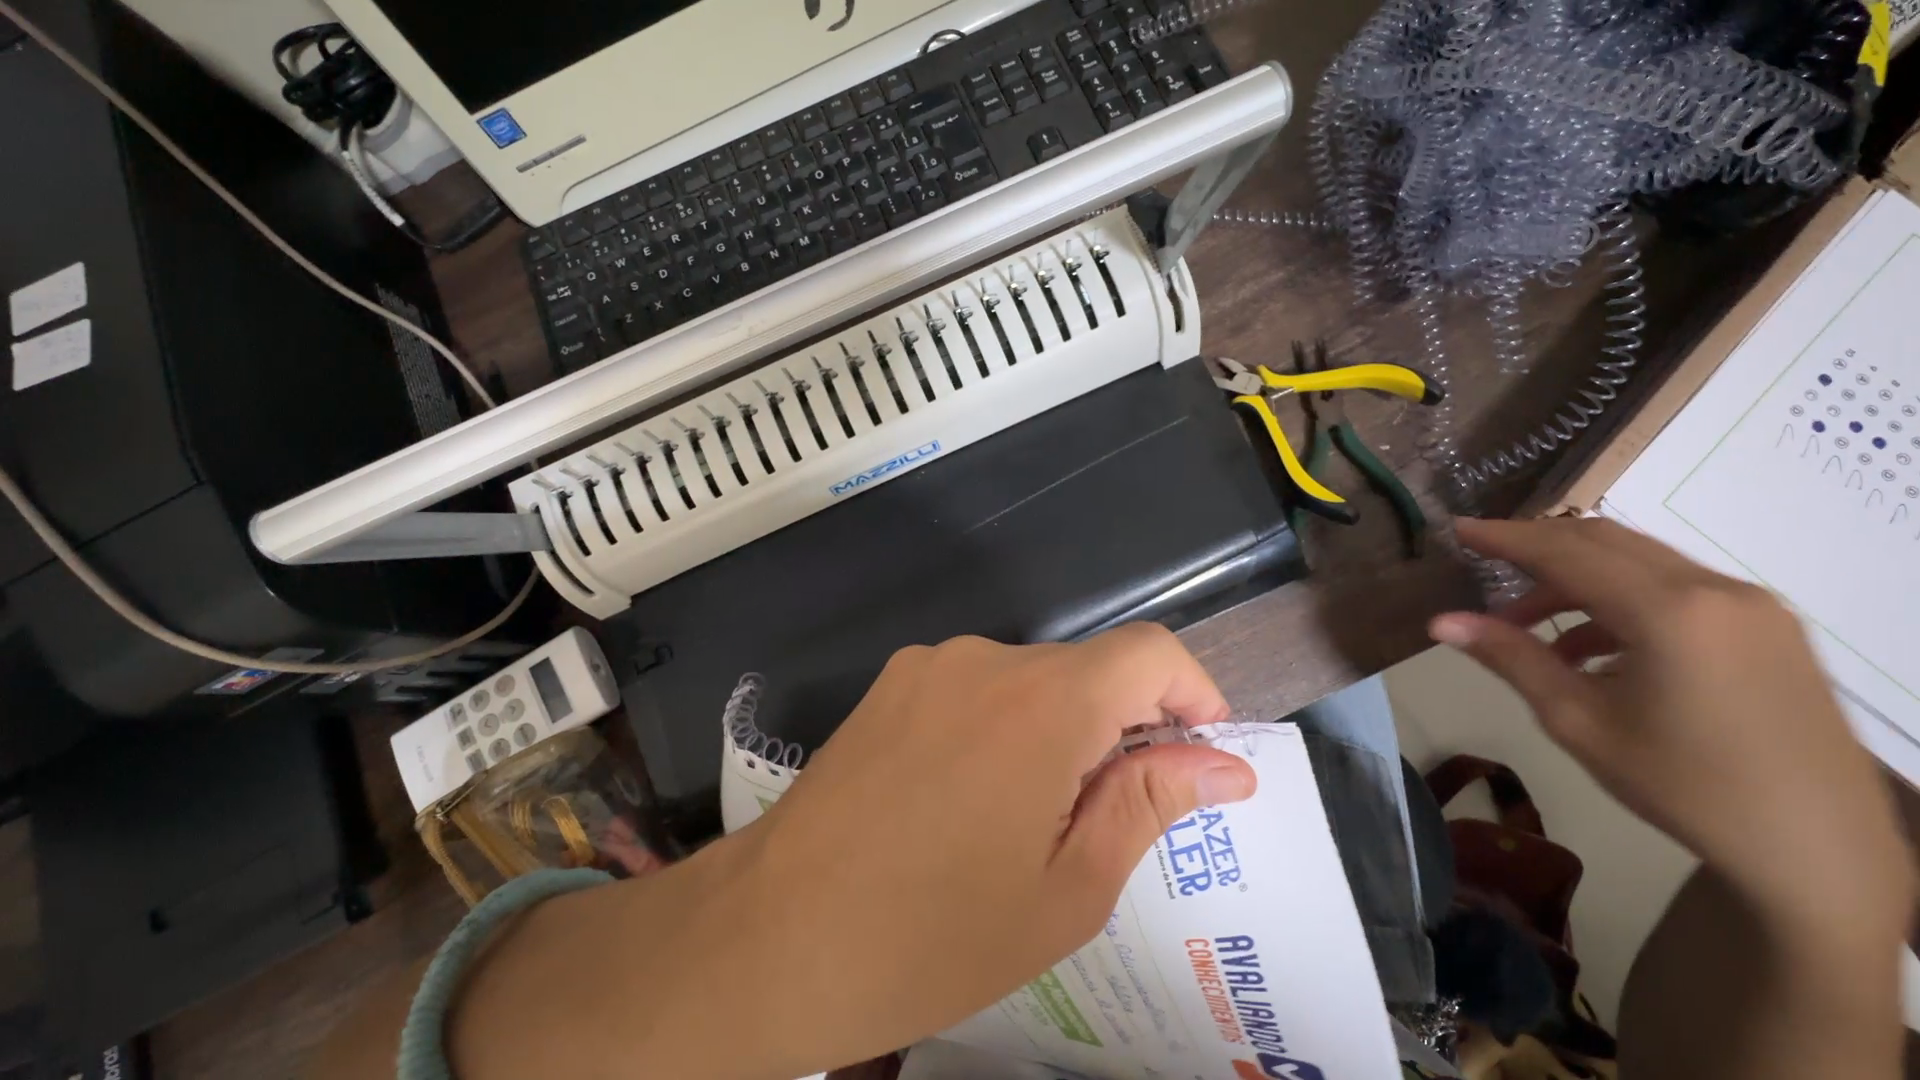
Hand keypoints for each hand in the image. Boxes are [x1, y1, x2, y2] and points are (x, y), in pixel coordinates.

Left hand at [734, 625, 1257, 1071]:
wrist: (770, 936)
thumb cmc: (932, 935)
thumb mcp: (1066, 889)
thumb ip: (1149, 805)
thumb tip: (1224, 763)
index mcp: (1041, 703)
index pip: (1150, 653)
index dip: (1191, 695)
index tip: (1198, 760)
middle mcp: (984, 661)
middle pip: (1088, 669)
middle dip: (1123, 729)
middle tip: (1113, 822)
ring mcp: (926, 668)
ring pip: (1031, 681)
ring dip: (1059, 733)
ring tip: (1033, 826)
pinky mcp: (888, 688)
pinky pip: (975, 691)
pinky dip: (1004, 729)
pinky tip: (973, 803)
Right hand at [1430, 517, 1909, 929]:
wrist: (1818, 846)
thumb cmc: (1685, 786)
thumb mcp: (1580, 722)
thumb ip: (1512, 659)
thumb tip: (1442, 622)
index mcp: (1669, 612)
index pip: (1568, 553)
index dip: (1507, 537)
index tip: (1460, 530)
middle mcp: (1717, 590)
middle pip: (1607, 543)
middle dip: (1540, 549)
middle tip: (1486, 564)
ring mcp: (1753, 605)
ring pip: (1643, 564)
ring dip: (1579, 579)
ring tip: (1528, 625)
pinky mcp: (1771, 627)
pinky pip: (1679, 589)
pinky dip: (1624, 600)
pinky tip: (1593, 649)